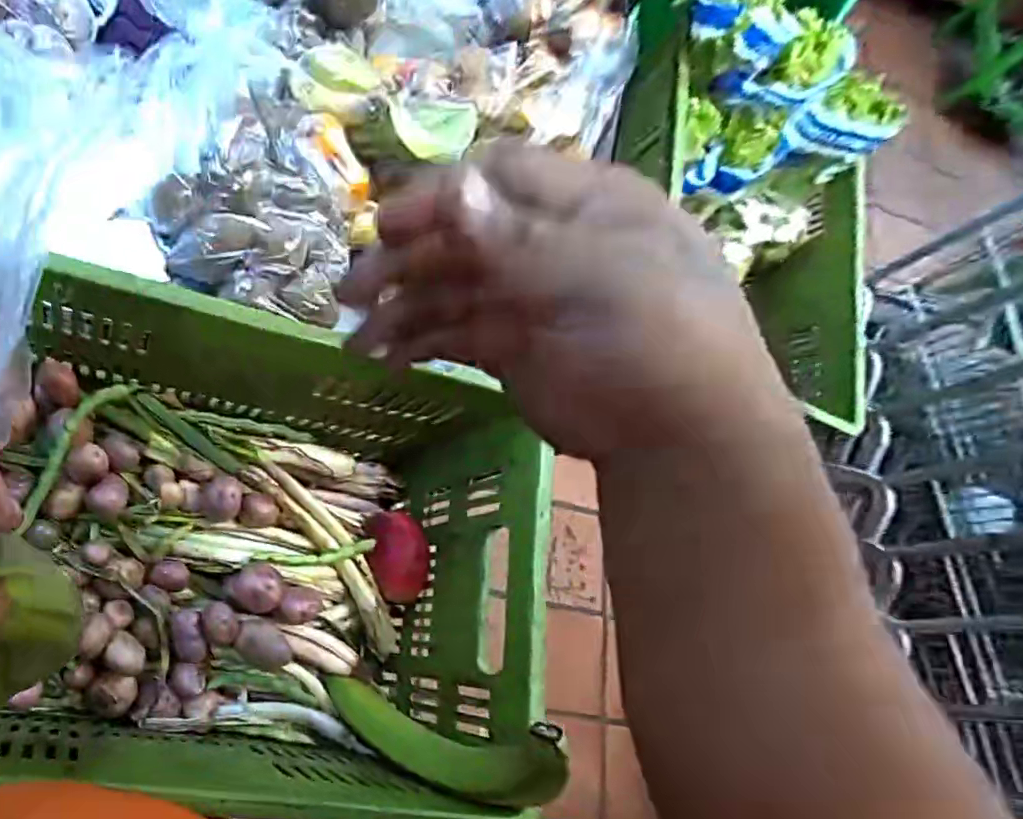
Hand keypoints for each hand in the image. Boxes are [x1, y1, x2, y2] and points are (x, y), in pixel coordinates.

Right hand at [338, 141, 798, 461]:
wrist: (674, 435)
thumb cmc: (651, 341)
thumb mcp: (588, 279)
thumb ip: (514, 239)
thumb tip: (452, 189)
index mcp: (579, 205)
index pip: (492, 179)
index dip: (434, 198)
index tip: (381, 229)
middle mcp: (544, 243)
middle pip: (456, 238)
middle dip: (400, 263)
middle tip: (349, 296)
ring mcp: (522, 298)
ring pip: (445, 291)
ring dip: (398, 313)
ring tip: (358, 344)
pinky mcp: (506, 345)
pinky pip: (450, 335)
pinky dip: (416, 346)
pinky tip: (386, 362)